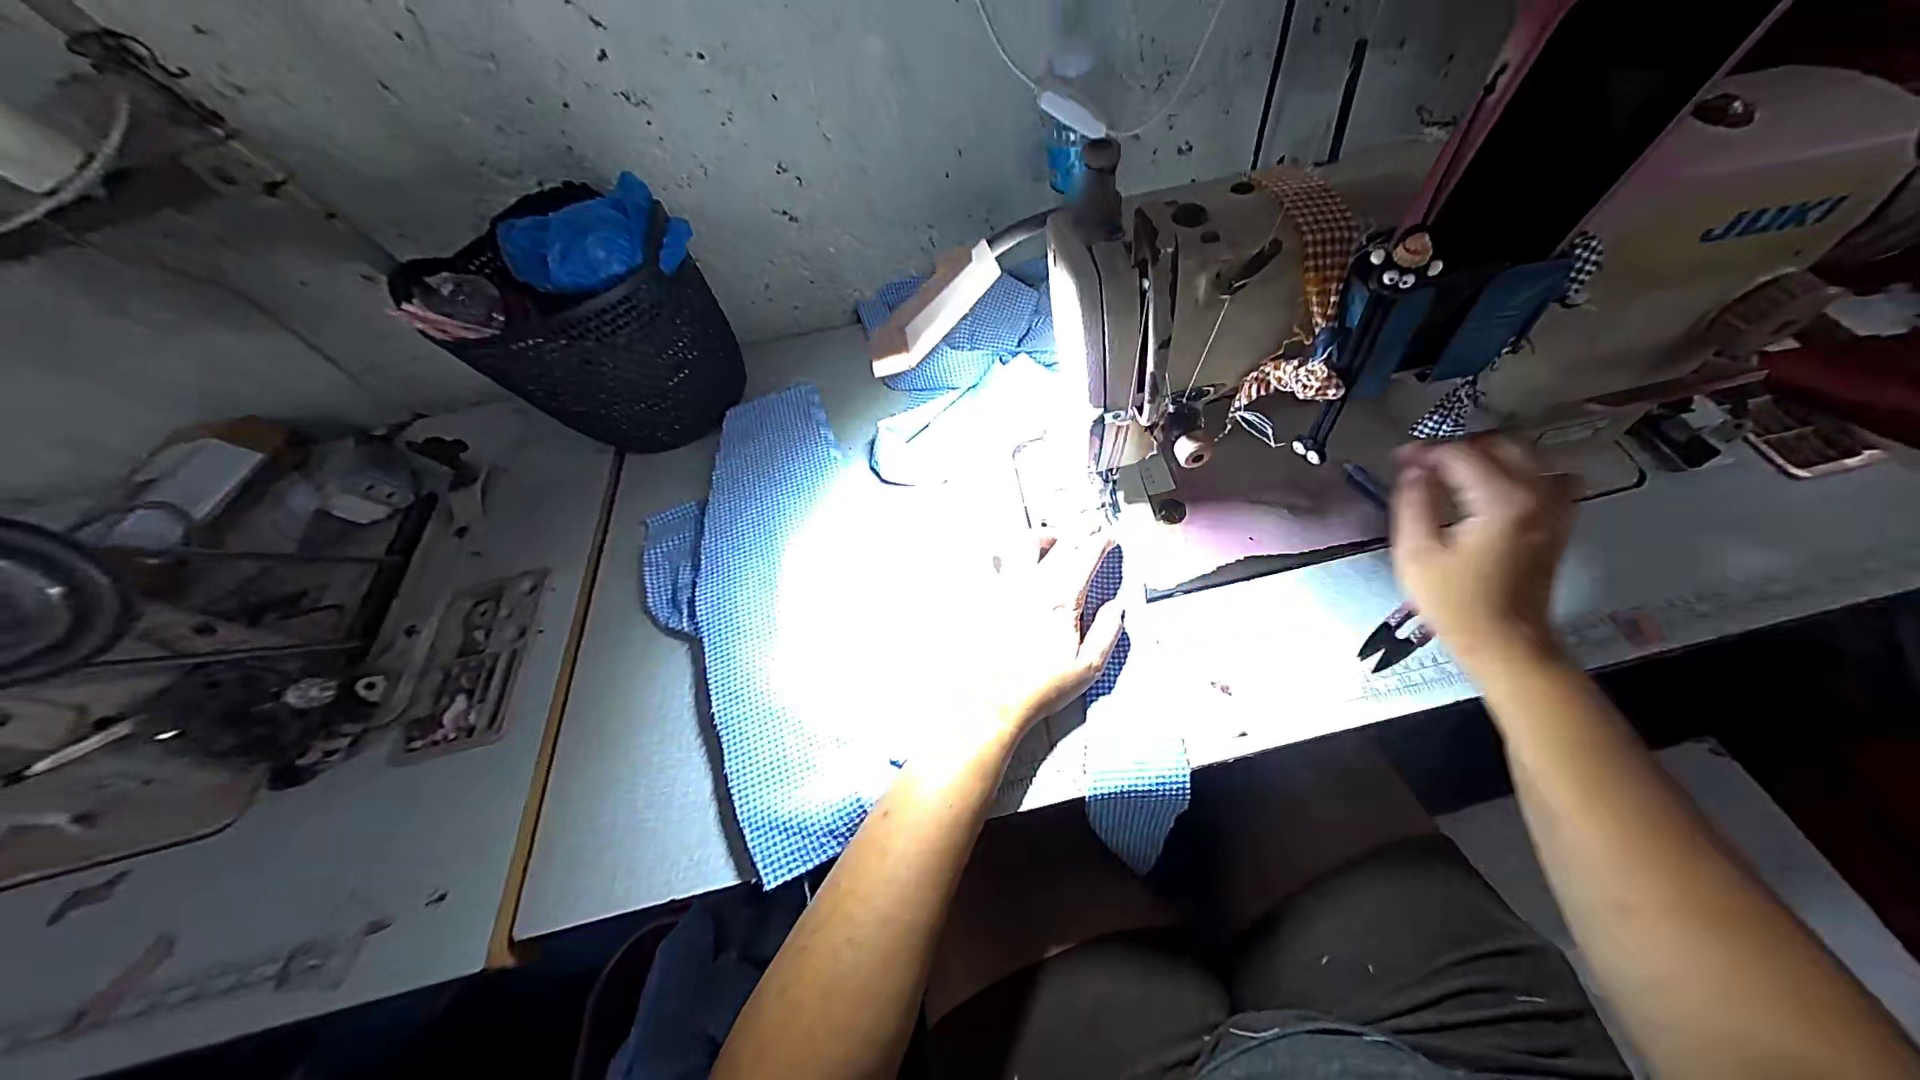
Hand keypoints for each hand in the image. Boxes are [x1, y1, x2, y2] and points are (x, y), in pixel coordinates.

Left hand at [973, 532, 1129, 738]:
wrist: (990, 700)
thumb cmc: (1035, 688)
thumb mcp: (1087, 667)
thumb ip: (1108, 632)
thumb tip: (1118, 609)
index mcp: (1060, 600)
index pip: (1085, 556)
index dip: (1100, 541)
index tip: (1107, 537)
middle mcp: (1031, 586)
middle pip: (1059, 542)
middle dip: (1078, 530)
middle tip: (1088, 527)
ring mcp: (1005, 588)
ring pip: (1023, 543)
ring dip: (1042, 535)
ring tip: (1051, 539)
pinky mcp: (984, 597)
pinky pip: (992, 563)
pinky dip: (1003, 554)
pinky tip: (1006, 558)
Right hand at [1391, 437, 1575, 668]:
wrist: (1504, 641)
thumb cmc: (1454, 602)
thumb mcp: (1415, 553)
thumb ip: (1412, 502)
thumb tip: (1413, 471)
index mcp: (1500, 501)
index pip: (1460, 454)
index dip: (1425, 451)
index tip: (1401, 458)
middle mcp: (1537, 496)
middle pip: (1500, 445)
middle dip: (1458, 447)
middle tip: (1425, 462)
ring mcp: (1556, 509)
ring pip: (1527, 456)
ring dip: (1489, 454)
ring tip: (1456, 469)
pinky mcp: (1561, 523)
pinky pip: (1551, 478)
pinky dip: (1523, 471)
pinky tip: (1500, 484)